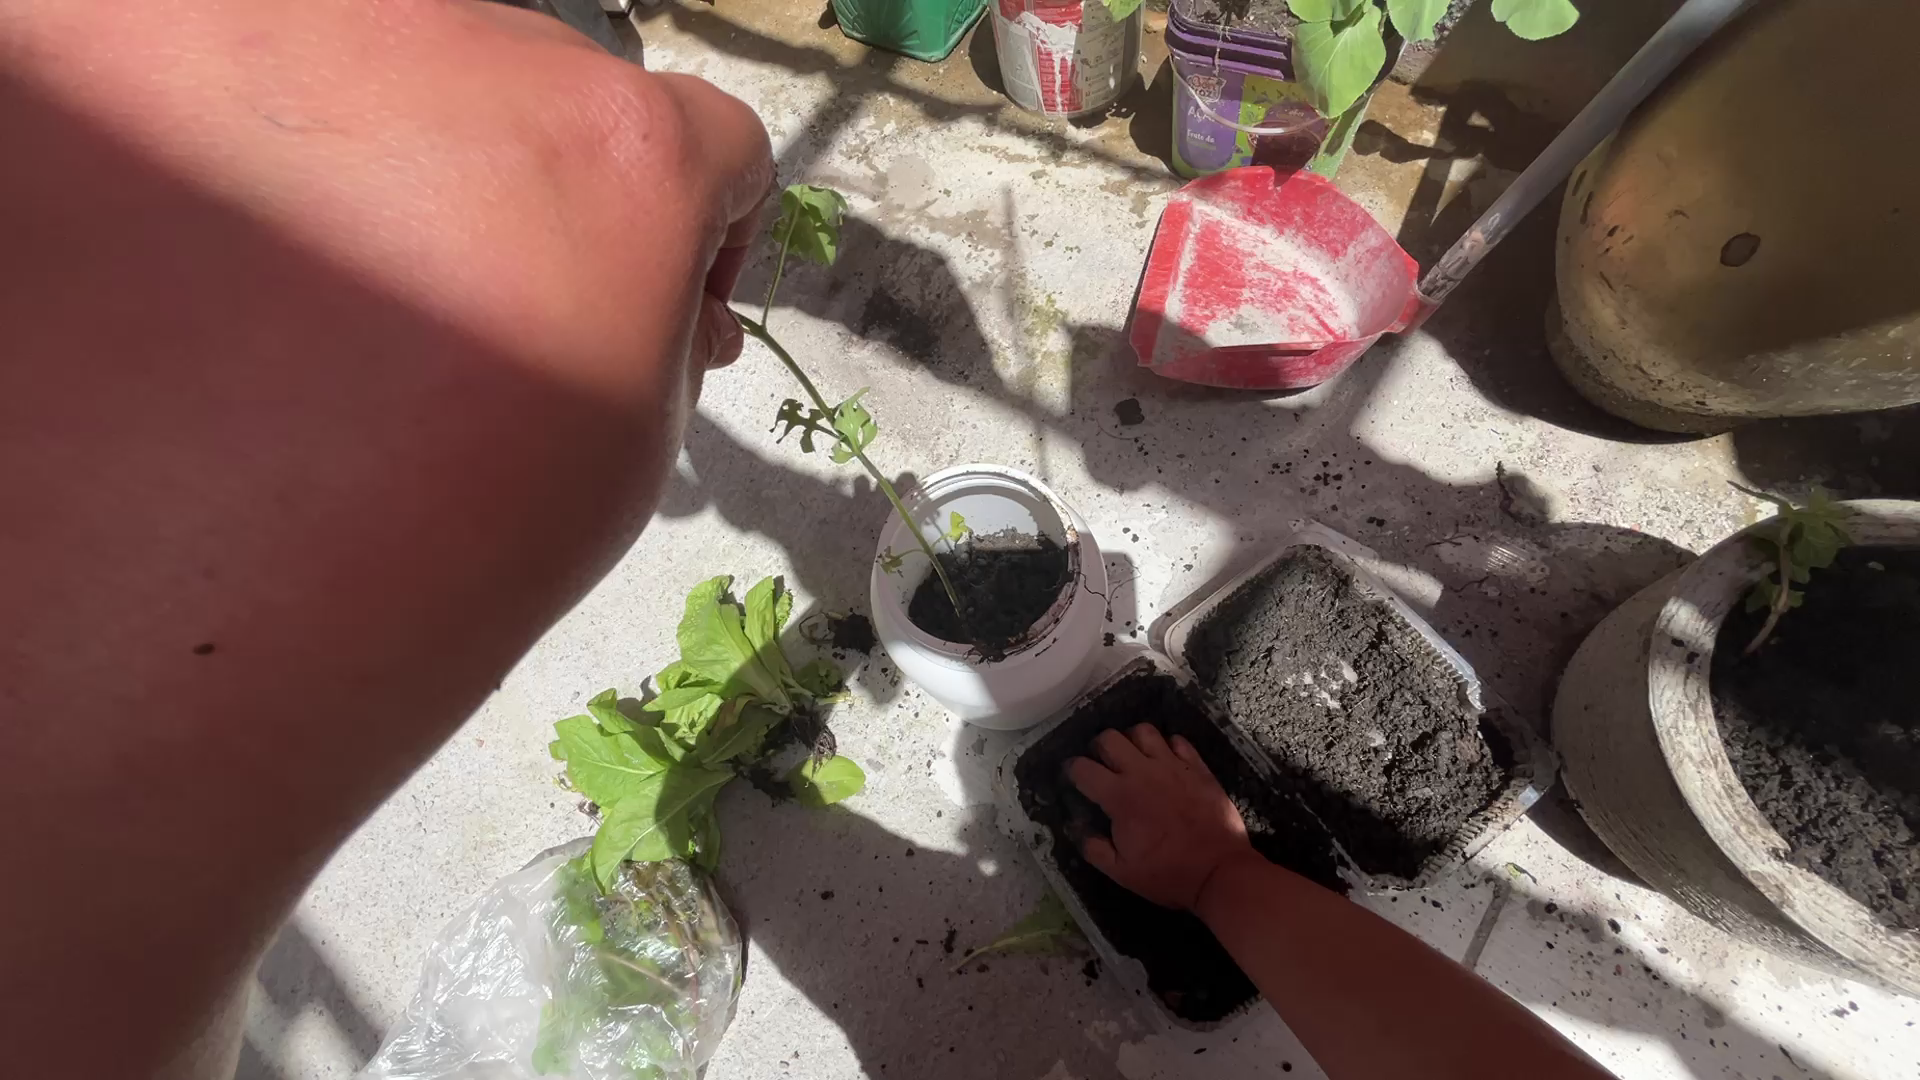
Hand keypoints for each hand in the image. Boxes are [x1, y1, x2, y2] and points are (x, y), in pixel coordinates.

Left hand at [2, 3, 770, 1073]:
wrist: (160, 616)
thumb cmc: (472, 541)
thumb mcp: (640, 431)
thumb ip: (664, 315)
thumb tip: (657, 280)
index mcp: (623, 151)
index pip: (722, 143)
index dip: (714, 236)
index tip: (668, 312)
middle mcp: (461, 33)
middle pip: (562, 92)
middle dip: (570, 199)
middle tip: (521, 312)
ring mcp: (264, 13)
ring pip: (406, 65)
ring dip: (428, 164)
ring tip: (363, 298)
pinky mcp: (90, 36)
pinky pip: (243, 77)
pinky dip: (272, 159)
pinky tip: (235, 275)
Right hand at [1068, 724, 1261, 910]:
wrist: (1220, 872)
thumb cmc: (1168, 873)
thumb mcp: (1122, 872)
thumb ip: (1093, 848)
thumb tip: (1075, 828)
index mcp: (1119, 796)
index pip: (1083, 768)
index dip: (1071, 769)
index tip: (1072, 775)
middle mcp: (1142, 772)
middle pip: (1109, 738)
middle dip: (1098, 747)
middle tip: (1102, 763)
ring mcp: (1171, 765)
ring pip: (1143, 730)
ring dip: (1132, 740)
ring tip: (1134, 756)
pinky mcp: (1197, 766)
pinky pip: (1177, 740)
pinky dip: (1167, 745)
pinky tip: (1166, 760)